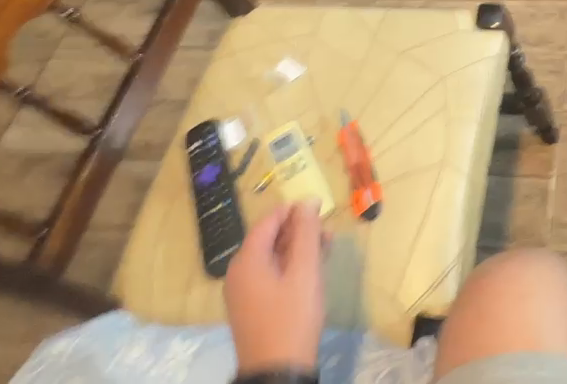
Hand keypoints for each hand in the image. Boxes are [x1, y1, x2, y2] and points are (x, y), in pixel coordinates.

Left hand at [225, 201, 326, 374]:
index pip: (269, 220)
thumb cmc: (292, 317)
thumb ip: (307, 233)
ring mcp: (244, 292)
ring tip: (326, 247)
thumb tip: (307, 201)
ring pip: (272, 257)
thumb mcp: (305, 271)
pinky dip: (290, 266)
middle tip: (327, 230)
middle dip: (299, 229)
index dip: (295, 209)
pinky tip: (312, 269)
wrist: (278, 373)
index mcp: (247, 260)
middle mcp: (239, 273)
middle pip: (270, 238)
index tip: (321, 206)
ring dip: (298, 248)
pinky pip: (271, 274)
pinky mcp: (252, 307)